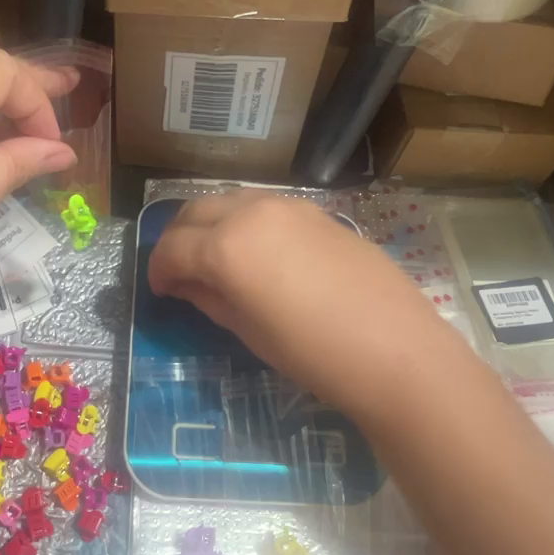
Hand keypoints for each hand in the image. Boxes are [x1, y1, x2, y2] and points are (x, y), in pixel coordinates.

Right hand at [146, 192, 465, 423]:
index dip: (158, 270)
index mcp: (225, 246)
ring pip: (230, 201)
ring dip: (211, 225)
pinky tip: (257, 253)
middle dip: (178, 239)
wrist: (395, 348)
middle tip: (180, 273)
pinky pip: (264, 207)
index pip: (172, 248)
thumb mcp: (249, 331)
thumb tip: (187, 284)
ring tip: (215, 260)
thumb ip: (210, 298)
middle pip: (195, 212)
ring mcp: (287, 206)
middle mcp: (250, 212)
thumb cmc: (313, 353)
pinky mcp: (316, 211)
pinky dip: (245, 222)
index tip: (161, 291)